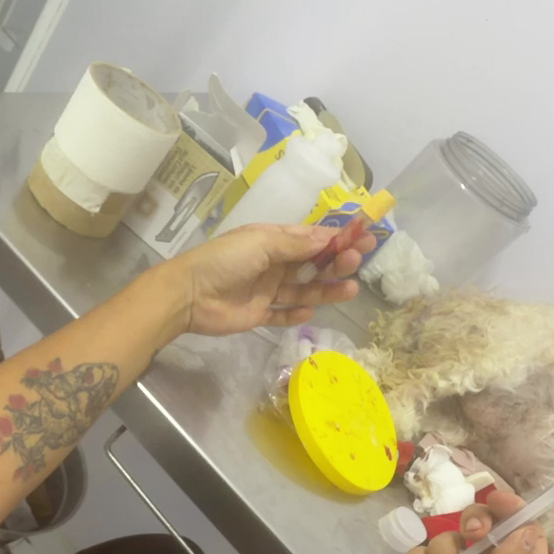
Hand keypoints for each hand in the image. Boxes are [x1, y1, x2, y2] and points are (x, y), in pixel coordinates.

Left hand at [166, 223, 365, 336]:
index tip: (364, 240)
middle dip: (335, 263)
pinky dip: (296, 315)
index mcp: (272, 240)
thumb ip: (295, 244)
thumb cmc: (224, 261)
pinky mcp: (258, 314)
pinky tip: (310, 312)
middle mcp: (272, 263)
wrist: (189, 295)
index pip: (311, 238)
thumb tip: (328, 239)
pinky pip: (283, 315)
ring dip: (325, 289)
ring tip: (349, 290)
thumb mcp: (261, 243)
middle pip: (312, 264)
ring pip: (303, 290)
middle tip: (356, 264)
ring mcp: (266, 290)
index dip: (337, 239)